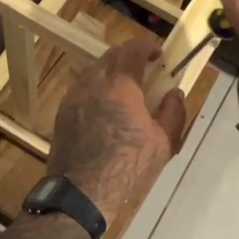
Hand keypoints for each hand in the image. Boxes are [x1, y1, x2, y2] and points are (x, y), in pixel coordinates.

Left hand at [47, 39, 187, 218]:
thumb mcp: (163, 143)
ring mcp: (75, 95)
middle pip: (111, 55)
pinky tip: (104, 106)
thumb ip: (173, 112)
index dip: (146, 46)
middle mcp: (94, 82)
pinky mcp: (63, 111)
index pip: (132, 49)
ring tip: (124, 87)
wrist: (82, 192)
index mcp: (121, 85)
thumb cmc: (128, 167)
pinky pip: (82, 87)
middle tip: (143, 69)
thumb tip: (175, 93)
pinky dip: (96, 87)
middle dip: (128, 56)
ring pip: (94, 70)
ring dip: (111, 70)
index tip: (158, 54)